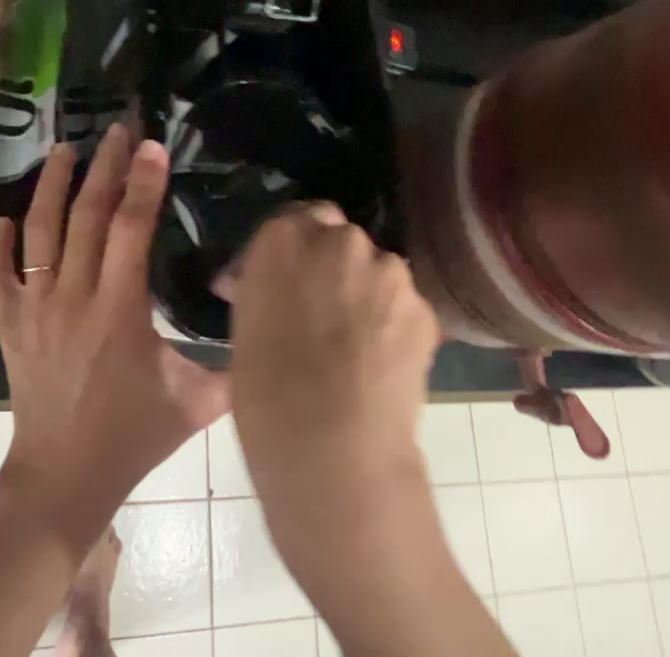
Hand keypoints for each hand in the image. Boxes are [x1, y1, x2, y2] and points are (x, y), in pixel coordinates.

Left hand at [0, 124, 229, 527]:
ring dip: (50, 188)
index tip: (152, 145)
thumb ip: (236, 365)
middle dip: (104, 168)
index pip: (131, 230)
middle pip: (85, 217)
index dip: (143, 183)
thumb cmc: (133, 438)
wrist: (63, 478)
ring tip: (64, 150)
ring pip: (38, 234)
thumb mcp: (197, 403)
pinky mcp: (8, 325)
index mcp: (120, 311)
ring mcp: (33, 309)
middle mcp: (72, 298)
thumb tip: (270, 324)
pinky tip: (6, 220)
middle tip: (118, 129)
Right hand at [220, 204, 439, 504]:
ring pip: (377, 272)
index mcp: (284, 239)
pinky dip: (392, 325)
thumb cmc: (266, 395)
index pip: (294, 219)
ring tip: (354, 345)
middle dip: (332, 268)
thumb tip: (263, 285)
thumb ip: (263, 290)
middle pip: (340, 239)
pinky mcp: (424, 310)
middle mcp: (341, 241)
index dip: (293, 251)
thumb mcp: (245, 329)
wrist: (333, 450)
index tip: (286, 281)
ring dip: (365, 294)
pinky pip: (403, 306)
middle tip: (320, 313)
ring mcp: (390, 273)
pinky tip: (378, 363)